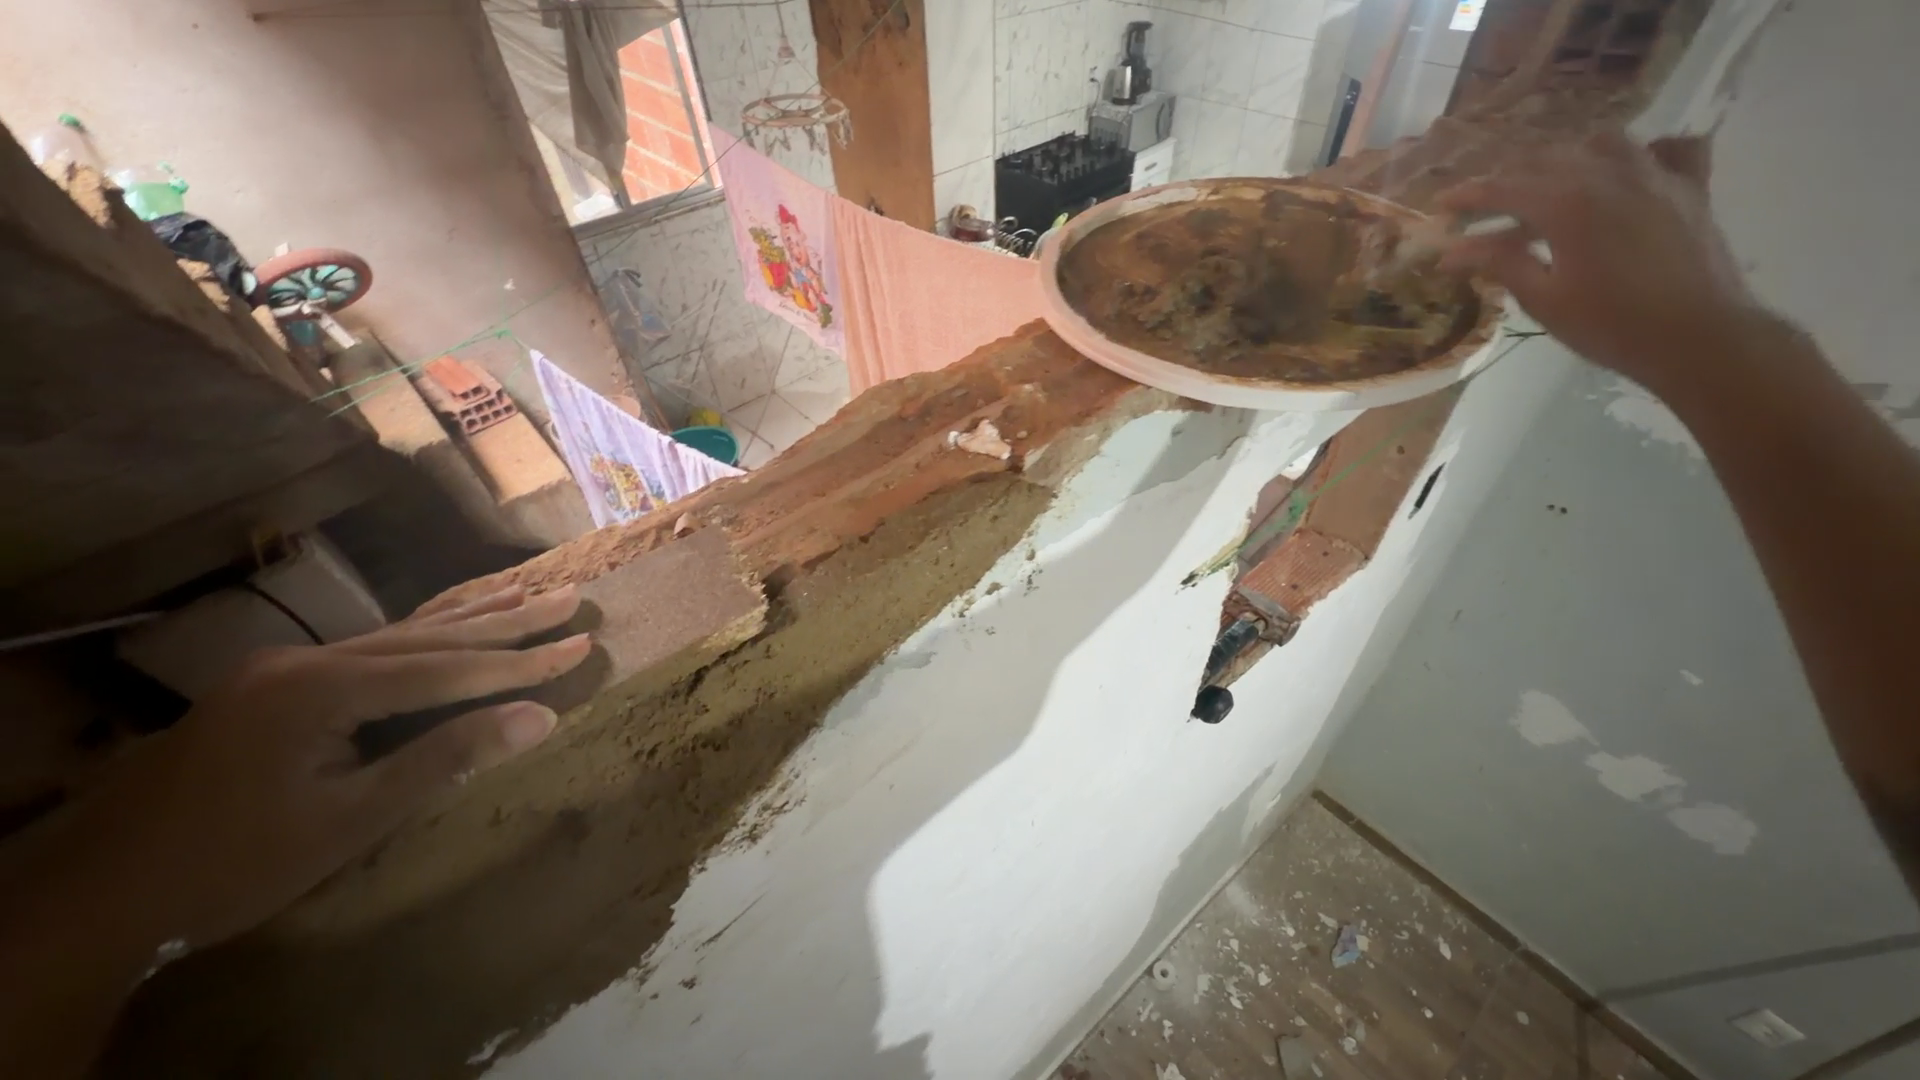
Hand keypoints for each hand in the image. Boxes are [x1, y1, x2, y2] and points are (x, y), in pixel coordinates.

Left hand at [51, 584, 590, 950]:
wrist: (99, 894)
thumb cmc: (236, 864)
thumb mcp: (352, 818)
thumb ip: (446, 756)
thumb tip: (538, 717)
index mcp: (324, 689)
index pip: (448, 669)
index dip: (522, 662)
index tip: (583, 645)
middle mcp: (309, 661)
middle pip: (431, 635)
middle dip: (510, 621)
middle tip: (573, 598)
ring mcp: (289, 668)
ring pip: (402, 634)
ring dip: (473, 617)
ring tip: (530, 592)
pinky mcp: (280, 684)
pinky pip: (372, 648)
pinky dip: (424, 634)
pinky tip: (450, 620)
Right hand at [1438, 131, 1762, 394]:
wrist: (1698, 336)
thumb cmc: (1609, 325)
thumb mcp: (1543, 298)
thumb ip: (1500, 262)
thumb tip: (1452, 250)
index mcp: (1569, 205)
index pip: (1505, 189)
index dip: (1469, 196)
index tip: (1442, 206)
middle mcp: (1611, 176)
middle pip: (1548, 160)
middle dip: (1509, 178)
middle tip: (1483, 206)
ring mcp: (1657, 176)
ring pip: (1603, 144)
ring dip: (1567, 159)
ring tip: (1547, 185)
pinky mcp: (1691, 188)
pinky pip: (1671, 149)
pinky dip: (1644, 153)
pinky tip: (1629, 172)